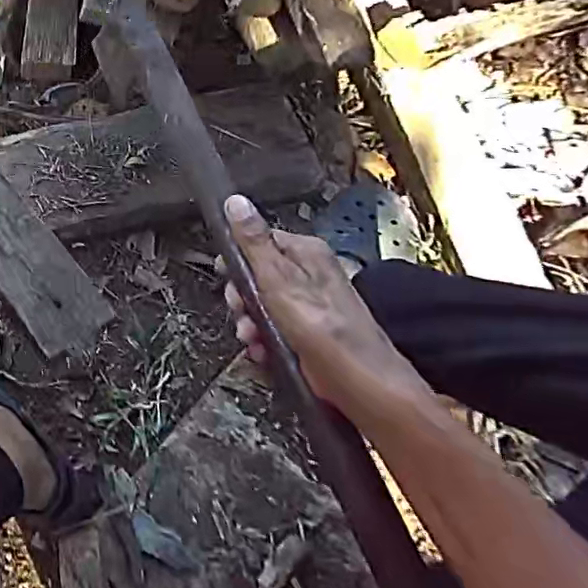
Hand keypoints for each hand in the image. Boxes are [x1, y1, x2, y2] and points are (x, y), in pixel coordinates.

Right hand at [220, 194, 429, 414]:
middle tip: (242, 310)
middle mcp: (309, 274)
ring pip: (261, 305)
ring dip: (249, 322)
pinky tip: (263, 350)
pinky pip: (273, 327)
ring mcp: (309, 304)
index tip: (227, 277)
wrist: (361, 384)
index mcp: (305, 253)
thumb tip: (236, 203)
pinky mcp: (308, 331)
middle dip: (241, 297)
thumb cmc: (325, 331)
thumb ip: (253, 242)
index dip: (237, 261)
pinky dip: (263, 339)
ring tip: (252, 337)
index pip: (257, 240)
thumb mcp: (277, 278)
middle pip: (255, 275)